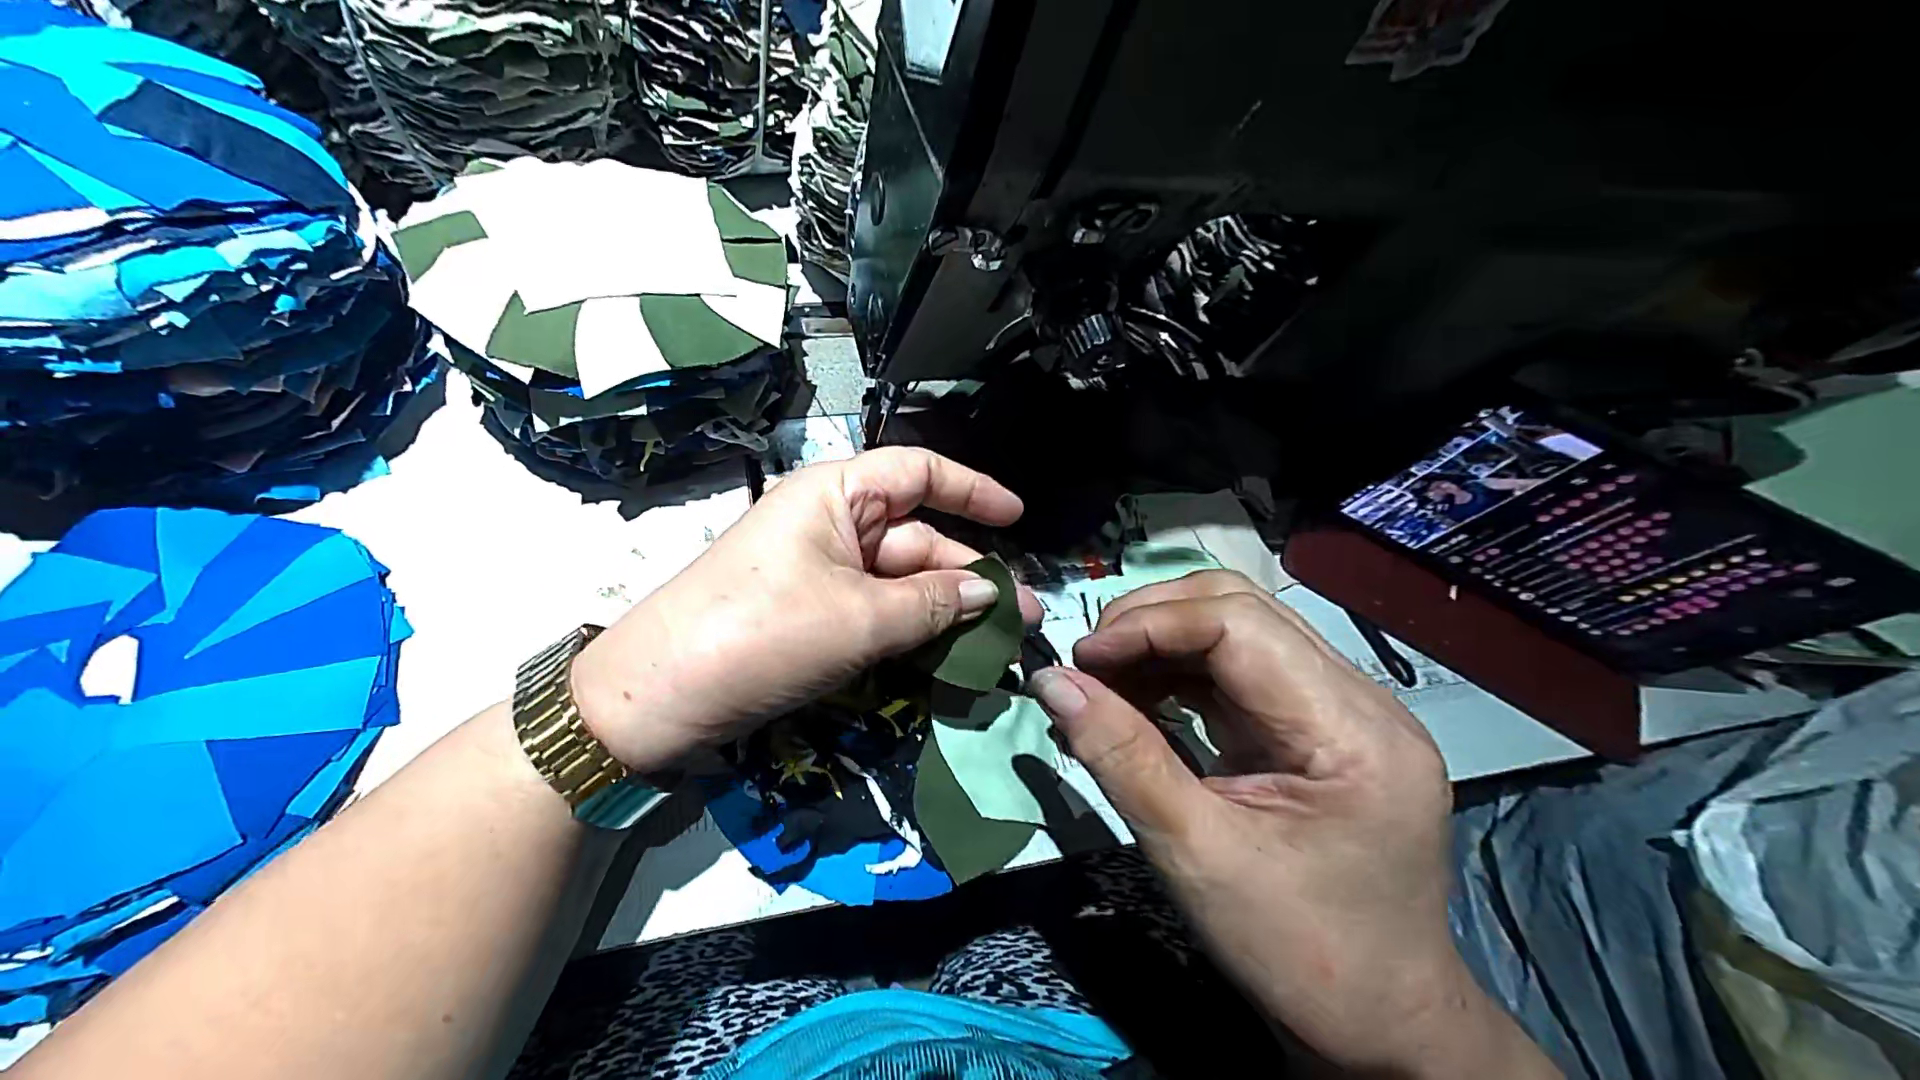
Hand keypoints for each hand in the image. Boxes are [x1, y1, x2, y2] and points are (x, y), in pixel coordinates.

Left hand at [570, 448, 1038, 773]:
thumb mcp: (858, 618)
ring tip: (996, 644)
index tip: (1016, 517)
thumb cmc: (761, 633)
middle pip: (917, 536)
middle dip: (969, 574)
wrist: (655, 699)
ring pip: (900, 581)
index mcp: (835, 494)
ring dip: (945, 610)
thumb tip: (990, 594)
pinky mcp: (812, 614)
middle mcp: (830, 523)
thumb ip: (931, 604)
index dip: (972, 490)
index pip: (918, 473)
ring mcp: (820, 572)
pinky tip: (949, 656)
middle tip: (1021, 617)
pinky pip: (876, 612)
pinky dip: (912, 631)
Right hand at [1028, 571, 1557, 1077]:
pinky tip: (1136, 697)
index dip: (1150, 626)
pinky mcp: (1315, 724)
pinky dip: (1178, 672)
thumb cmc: (1296, 950)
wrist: (1377, 1020)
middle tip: (1088, 666)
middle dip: (1151, 623)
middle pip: (1240, 608)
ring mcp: (1341, 707)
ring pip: (1237, 628)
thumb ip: (1120, 757)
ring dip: (1160, 642)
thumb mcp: (1194, 853)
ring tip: (1102, 681)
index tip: (1081, 658)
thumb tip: (1051, 682)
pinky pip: (1237, 668)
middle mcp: (1359, 699)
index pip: (1239, 624)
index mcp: (1351, 730)